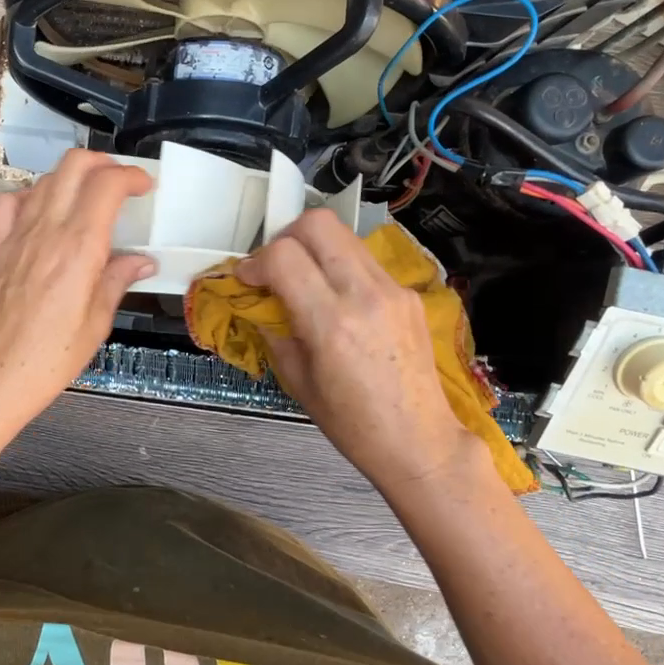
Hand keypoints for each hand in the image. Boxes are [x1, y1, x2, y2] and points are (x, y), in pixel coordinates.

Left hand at [0, 149, 154, 438]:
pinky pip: (10, 204)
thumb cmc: (49, 358)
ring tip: (88, 195)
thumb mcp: (97, 322)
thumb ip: (117, 281)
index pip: (107, 185)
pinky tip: (42, 210)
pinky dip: (30, 195)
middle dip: (102, 163)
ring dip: (70, 177)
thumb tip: (139, 261)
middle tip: (120, 180)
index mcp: (78, 248)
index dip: (131, 175)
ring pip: (44, 180)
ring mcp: (17, 237)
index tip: (144, 185)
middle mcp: (45, 233)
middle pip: (73, 166)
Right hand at [238, 209, 476, 488]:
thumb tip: (256, 302)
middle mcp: (365, 296)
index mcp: (331, 323)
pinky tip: (333, 299)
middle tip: (273, 267)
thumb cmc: (353, 423)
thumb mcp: (296, 380)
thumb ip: (274, 331)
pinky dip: (339, 267)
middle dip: (284, 237)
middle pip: (317, 224)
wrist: (417, 440)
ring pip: (344, 235)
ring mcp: (393, 290)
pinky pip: (364, 260)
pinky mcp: (408, 294)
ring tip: (302, 281)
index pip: (283, 256)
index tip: (246, 278)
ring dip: (313, 248)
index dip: (254, 261)